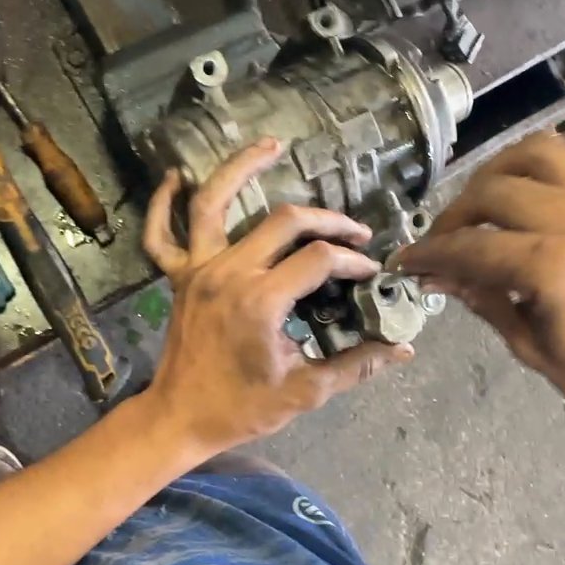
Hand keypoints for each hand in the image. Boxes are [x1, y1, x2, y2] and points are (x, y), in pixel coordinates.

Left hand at [139, 138, 413, 455]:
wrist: (179, 419)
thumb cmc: (240, 408)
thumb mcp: (304, 392)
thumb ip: (356, 365)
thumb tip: (404, 349)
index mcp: (261, 301)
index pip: (319, 260)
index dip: (351, 262)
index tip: (369, 273)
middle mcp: (228, 273)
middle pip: (283, 222)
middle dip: (327, 221)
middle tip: (353, 233)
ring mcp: (198, 270)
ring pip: (214, 203)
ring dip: (242, 169)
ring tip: (272, 146)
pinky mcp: (178, 278)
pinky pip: (161, 234)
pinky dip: (163, 204)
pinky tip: (175, 178)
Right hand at [397, 115, 564, 467]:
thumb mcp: (536, 351)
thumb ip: (487, 303)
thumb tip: (444, 277)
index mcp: (553, 265)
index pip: (471, 246)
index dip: (431, 254)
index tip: (408, 261)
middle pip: (496, 190)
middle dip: (456, 214)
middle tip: (444, 241)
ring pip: (544, 150)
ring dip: (503, 167)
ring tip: (489, 197)